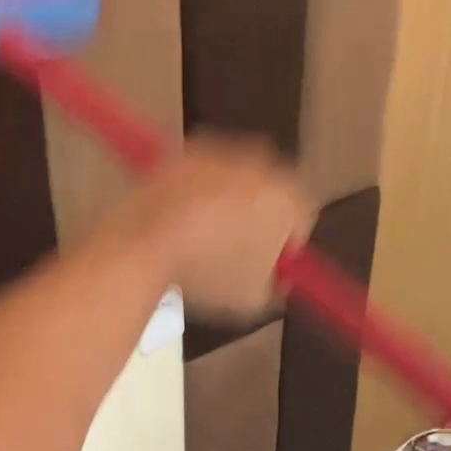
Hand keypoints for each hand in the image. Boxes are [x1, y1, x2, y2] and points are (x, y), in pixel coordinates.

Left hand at [112, 135, 316, 321]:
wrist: (147, 241)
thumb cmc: (207, 271)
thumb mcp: (253, 299)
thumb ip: (275, 286)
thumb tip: (275, 281)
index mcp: (290, 196)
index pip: (303, 218)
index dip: (287, 245)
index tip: (270, 265)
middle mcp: (263, 163)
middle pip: (270, 193)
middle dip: (258, 219)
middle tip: (236, 253)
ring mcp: (223, 152)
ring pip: (235, 182)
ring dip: (226, 205)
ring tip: (202, 241)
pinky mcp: (186, 151)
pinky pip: (201, 177)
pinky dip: (196, 194)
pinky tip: (180, 223)